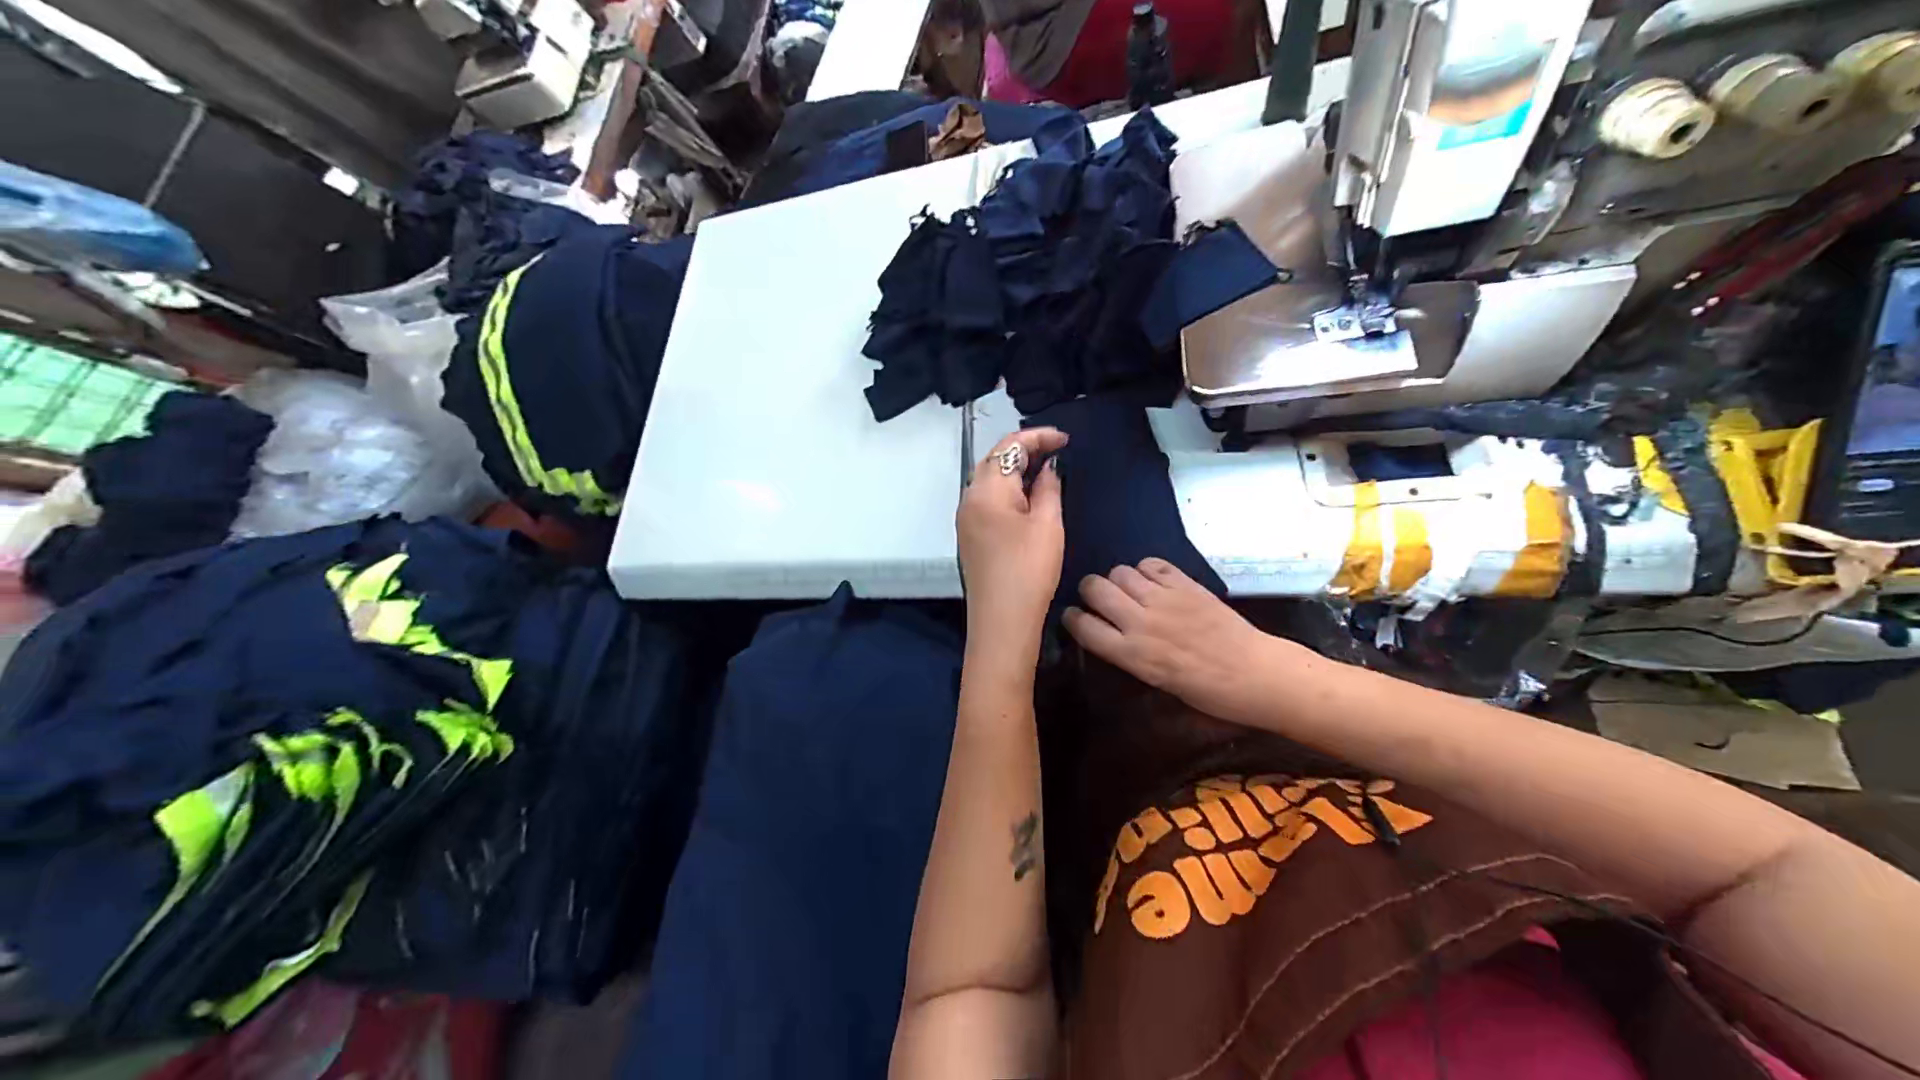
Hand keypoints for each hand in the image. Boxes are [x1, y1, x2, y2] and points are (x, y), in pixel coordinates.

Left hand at [957, 428, 1068, 648]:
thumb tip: (1047, 467)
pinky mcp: (970, 534)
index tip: (1065, 440)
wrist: (1001, 621)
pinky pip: (988, 498)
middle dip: (1024, 449)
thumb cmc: (1028, 571)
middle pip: (994, 460)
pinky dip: (1008, 488)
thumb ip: (1048, 488)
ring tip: (1046, 468)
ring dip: (1015, 468)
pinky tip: (1028, 496)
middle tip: (1057, 450)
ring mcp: (966, 518)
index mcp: (986, 491)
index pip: (1009, 446)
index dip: (1038, 437)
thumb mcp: (1048, 525)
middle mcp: (969, 498)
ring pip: (989, 479)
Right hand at [1063, 559, 1297, 724]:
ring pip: (1119, 571)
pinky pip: (1151, 563)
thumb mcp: (1157, 684)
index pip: (1083, 626)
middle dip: (1090, 590)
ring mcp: (1164, 599)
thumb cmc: (1208, 693)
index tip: (1074, 617)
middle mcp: (1141, 622)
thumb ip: (1129, 656)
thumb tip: (1110, 637)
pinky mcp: (1185, 584)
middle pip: (1095, 588)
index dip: (1072, 618)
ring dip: (1118, 579)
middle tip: (1100, 598)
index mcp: (1132, 655)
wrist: (1255, 674)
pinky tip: (1153, 581)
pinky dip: (1145, 569)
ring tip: (1129, 589)